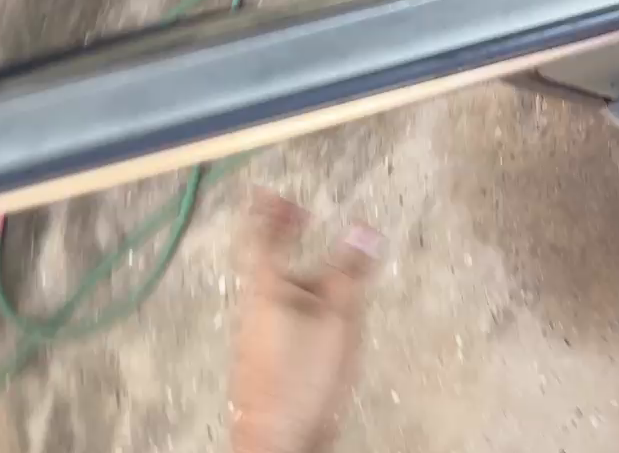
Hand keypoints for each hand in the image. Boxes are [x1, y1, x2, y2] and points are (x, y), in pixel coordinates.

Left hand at [230, 191, 381, 452]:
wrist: (279, 439)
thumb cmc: (308, 371)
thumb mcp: (341, 315)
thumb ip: (352, 269)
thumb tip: (364, 225)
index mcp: (268, 290)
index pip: (262, 241)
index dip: (265, 214)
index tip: (267, 190)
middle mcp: (255, 306)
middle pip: (265, 260)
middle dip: (280, 233)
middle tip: (296, 210)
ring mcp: (257, 333)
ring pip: (274, 284)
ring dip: (292, 259)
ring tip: (312, 248)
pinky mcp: (265, 354)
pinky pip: (279, 303)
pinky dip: (294, 283)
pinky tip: (315, 294)